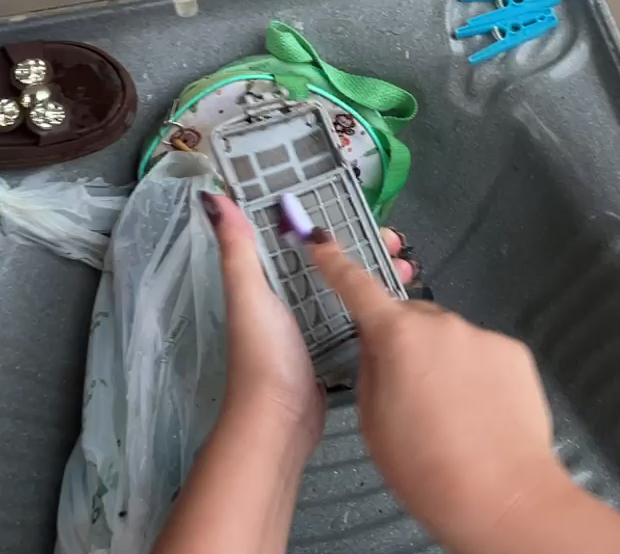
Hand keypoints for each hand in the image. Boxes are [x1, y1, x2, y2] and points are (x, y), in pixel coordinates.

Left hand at [152, 196, 423, 553]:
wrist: (280, 423)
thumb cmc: (263, 353)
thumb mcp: (249, 295)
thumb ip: (238, 248)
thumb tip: (212, 196)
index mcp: (268, 278)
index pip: (299, 234)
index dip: (326, 215)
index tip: (360, 204)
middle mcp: (290, 295)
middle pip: (331, 257)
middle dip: (363, 243)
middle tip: (397, 240)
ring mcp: (314, 321)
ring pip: (348, 283)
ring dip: (375, 270)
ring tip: (407, 265)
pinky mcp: (333, 343)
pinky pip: (356, 312)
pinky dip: (375, 301)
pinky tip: (400, 298)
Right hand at [307, 232, 566, 550]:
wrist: (504, 499)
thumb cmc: (432, 472)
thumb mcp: (373, 423)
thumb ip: (370, 371)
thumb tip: (377, 349)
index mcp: (397, 337)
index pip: (358, 288)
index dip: (337, 264)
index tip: (325, 245)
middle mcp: (440, 324)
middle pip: (409, 319)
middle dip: (403, 343)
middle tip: (407, 391)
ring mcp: (480, 334)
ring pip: (448, 337)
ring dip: (442, 363)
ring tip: (448, 415)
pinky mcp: (511, 350)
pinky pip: (482, 352)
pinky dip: (475, 374)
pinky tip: (478, 413)